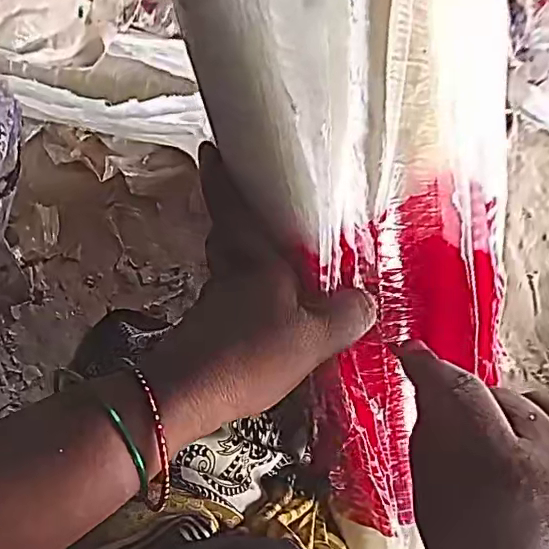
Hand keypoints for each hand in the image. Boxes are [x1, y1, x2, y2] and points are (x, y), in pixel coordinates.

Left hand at [141, 144, 375, 441]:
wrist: (182, 399)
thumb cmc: (245, 359)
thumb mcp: (311, 338)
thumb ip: (344, 316)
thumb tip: (365, 302)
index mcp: (253, 262)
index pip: (232, 208)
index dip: (222, 177)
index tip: (210, 149)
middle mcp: (227, 277)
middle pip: (229, 237)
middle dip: (238, 219)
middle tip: (257, 207)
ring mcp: (211, 307)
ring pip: (229, 271)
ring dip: (245, 261)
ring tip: (278, 264)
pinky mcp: (205, 335)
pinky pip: (232, 303)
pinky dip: (247, 299)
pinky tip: (268, 316)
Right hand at [396, 342, 548, 548]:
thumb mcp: (432, 502)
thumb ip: (430, 439)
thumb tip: (430, 392)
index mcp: (504, 469)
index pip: (462, 392)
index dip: (430, 368)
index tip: (412, 355)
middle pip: (503, 396)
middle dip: (474, 406)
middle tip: (461, 430)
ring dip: (520, 416)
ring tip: (510, 448)